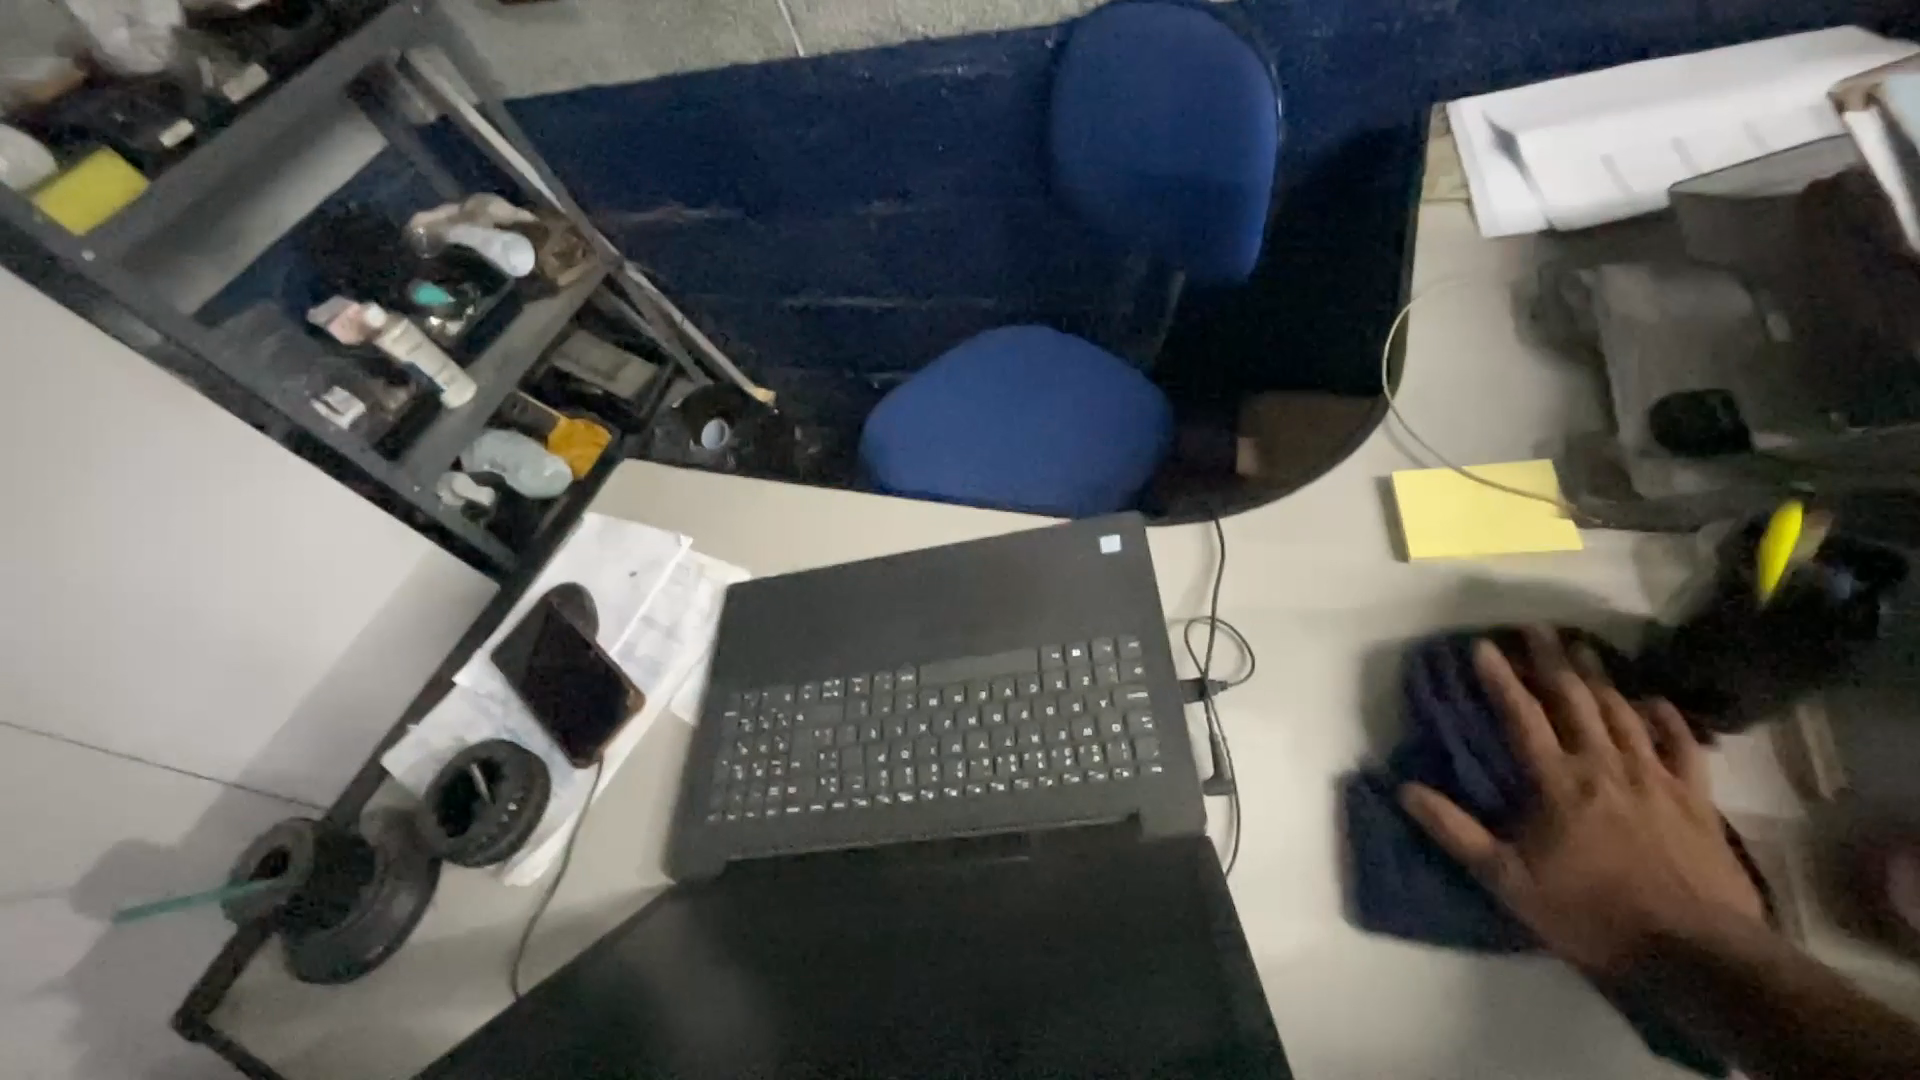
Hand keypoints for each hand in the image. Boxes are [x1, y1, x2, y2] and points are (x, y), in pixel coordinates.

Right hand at [1399, 627, 1765, 976]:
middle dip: (1552, 660)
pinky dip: (1667, 719)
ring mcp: (1656, 779)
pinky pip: (1683, 746)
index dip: (1500, 678)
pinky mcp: (1696, 800)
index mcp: (1557, 781)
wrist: (1697, 956)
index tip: (1482, 645)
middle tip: (1536, 627)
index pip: (1521, 715)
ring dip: (1601, 677)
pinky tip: (1655, 701)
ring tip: (1585, 648)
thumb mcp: (1507, 881)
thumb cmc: (1591, 915)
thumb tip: (1405, 790)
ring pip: (1624, 713)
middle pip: (1576, 699)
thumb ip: (1455, 831)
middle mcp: (1605, 766)